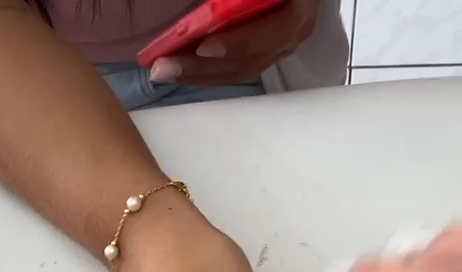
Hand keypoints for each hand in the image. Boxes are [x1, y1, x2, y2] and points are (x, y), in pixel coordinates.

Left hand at [148, 0, 321, 85]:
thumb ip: (231, 0)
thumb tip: (210, 8)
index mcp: (299, 9)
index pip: (270, 33)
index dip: (237, 43)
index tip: (203, 47)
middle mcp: (293, 33)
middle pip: (245, 61)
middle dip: (201, 68)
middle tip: (163, 68)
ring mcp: (280, 46)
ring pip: (237, 71)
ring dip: (197, 75)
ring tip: (162, 73)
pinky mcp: (264, 50)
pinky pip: (233, 68)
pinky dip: (206, 71)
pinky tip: (179, 71)